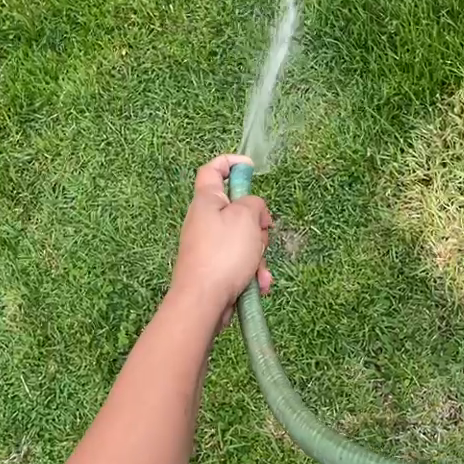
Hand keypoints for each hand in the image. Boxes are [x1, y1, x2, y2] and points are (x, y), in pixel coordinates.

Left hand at [169, 154, 272, 325]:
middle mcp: (204, 220)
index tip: (250, 167)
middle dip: (257, 223)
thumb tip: (255, 211)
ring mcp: (209, 245)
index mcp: (207, 201)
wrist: (202, 301)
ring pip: (244, 240)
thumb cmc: (223, 253)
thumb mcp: (246, 217)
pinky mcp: (214, 268)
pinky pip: (240, 262)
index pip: (212, 170)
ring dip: (257, 254)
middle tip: (260, 232)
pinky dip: (251, 272)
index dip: (230, 163)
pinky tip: (257, 285)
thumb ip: (254, 203)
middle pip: (238, 210)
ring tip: (257, 269)